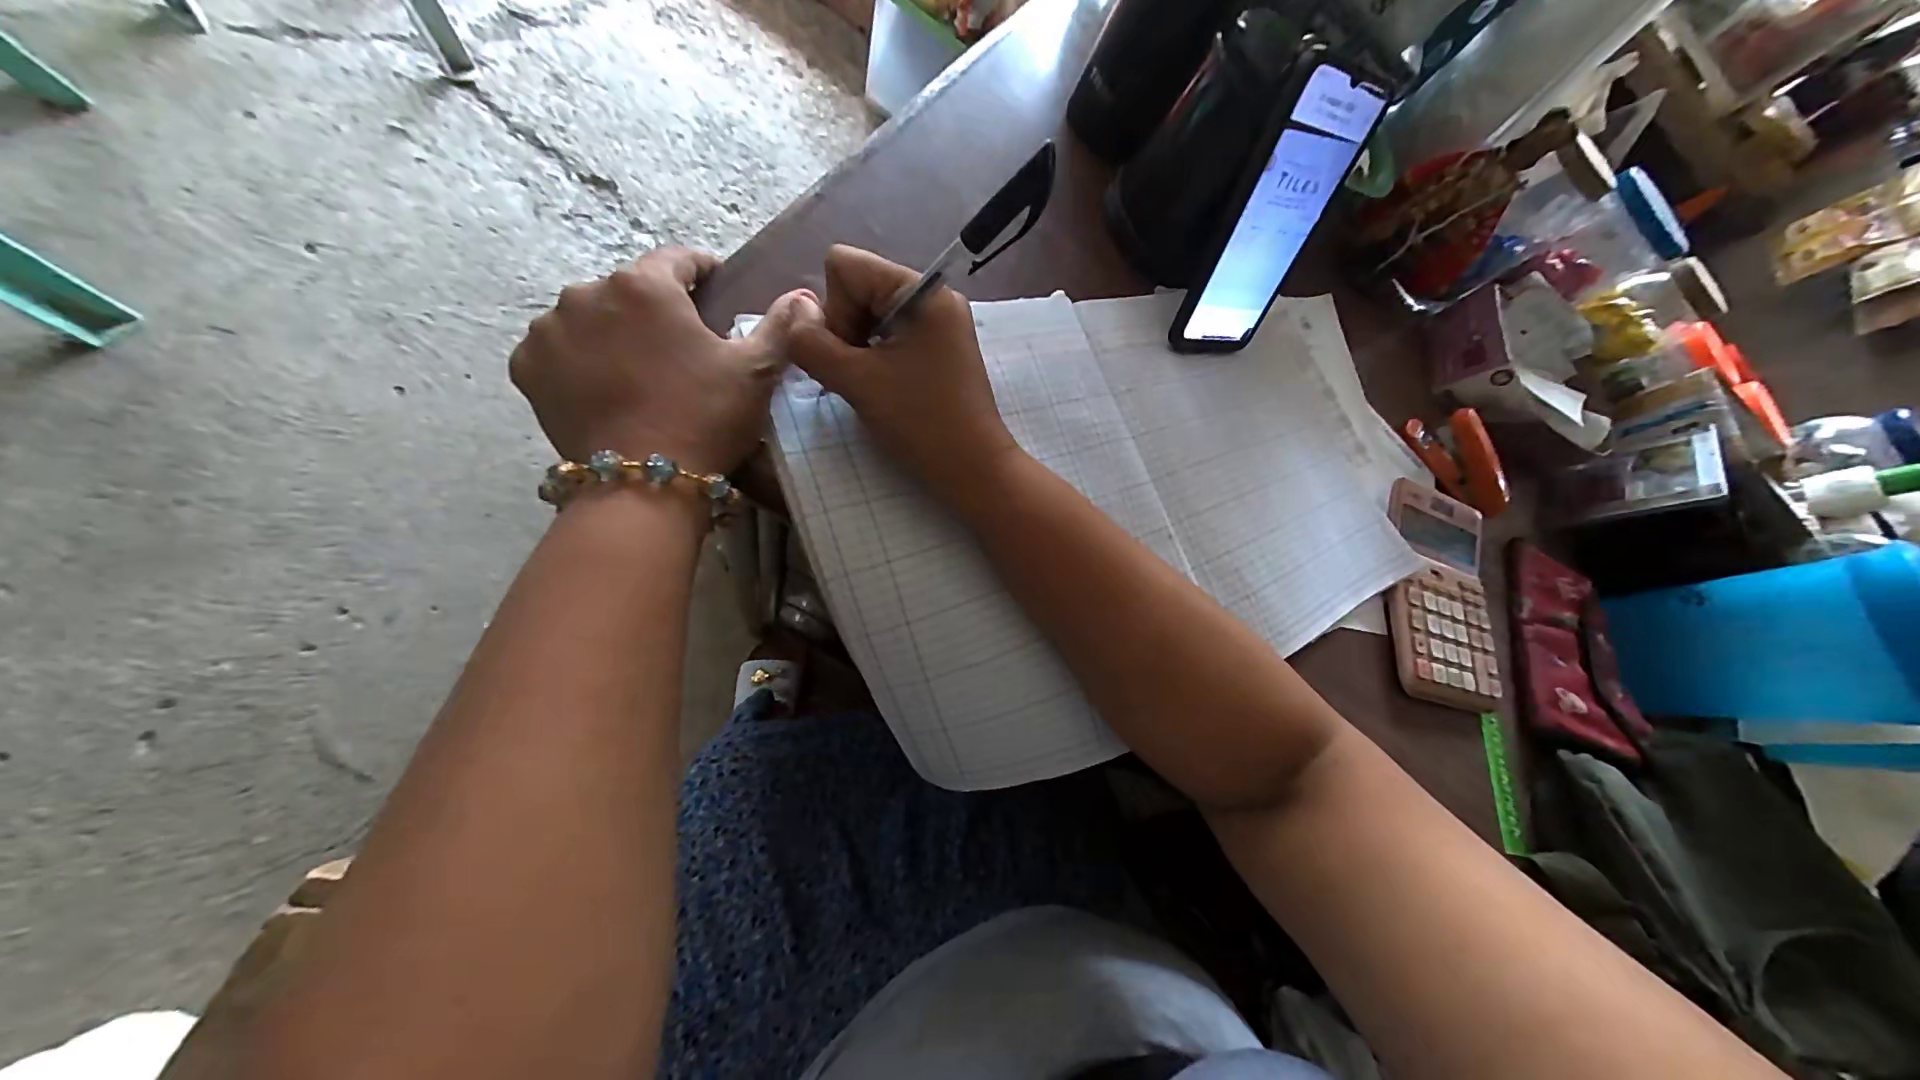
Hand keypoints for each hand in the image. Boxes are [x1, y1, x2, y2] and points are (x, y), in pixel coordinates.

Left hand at [511, 247, 820, 475]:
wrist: (642, 484)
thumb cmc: (705, 418)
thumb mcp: (756, 372)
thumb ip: (780, 326)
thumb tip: (803, 296)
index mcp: (645, 286)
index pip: (678, 259)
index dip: (702, 271)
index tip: (715, 288)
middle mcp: (587, 293)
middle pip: (631, 291)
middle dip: (656, 310)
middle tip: (680, 349)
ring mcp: (550, 330)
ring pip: (591, 318)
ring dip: (615, 333)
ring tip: (639, 373)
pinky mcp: (528, 368)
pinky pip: (560, 350)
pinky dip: (580, 361)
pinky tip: (604, 388)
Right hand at [787, 245, 1018, 499]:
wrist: (974, 468)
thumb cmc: (920, 423)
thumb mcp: (856, 381)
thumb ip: (812, 343)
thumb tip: (794, 315)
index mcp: (921, 290)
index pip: (845, 265)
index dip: (833, 309)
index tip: (852, 355)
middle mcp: (932, 296)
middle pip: (857, 287)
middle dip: (845, 330)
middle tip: (857, 376)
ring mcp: (938, 323)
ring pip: (869, 314)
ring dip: (857, 349)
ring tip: (871, 387)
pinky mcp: (938, 348)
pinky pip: (890, 335)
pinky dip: (875, 359)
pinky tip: (883, 389)